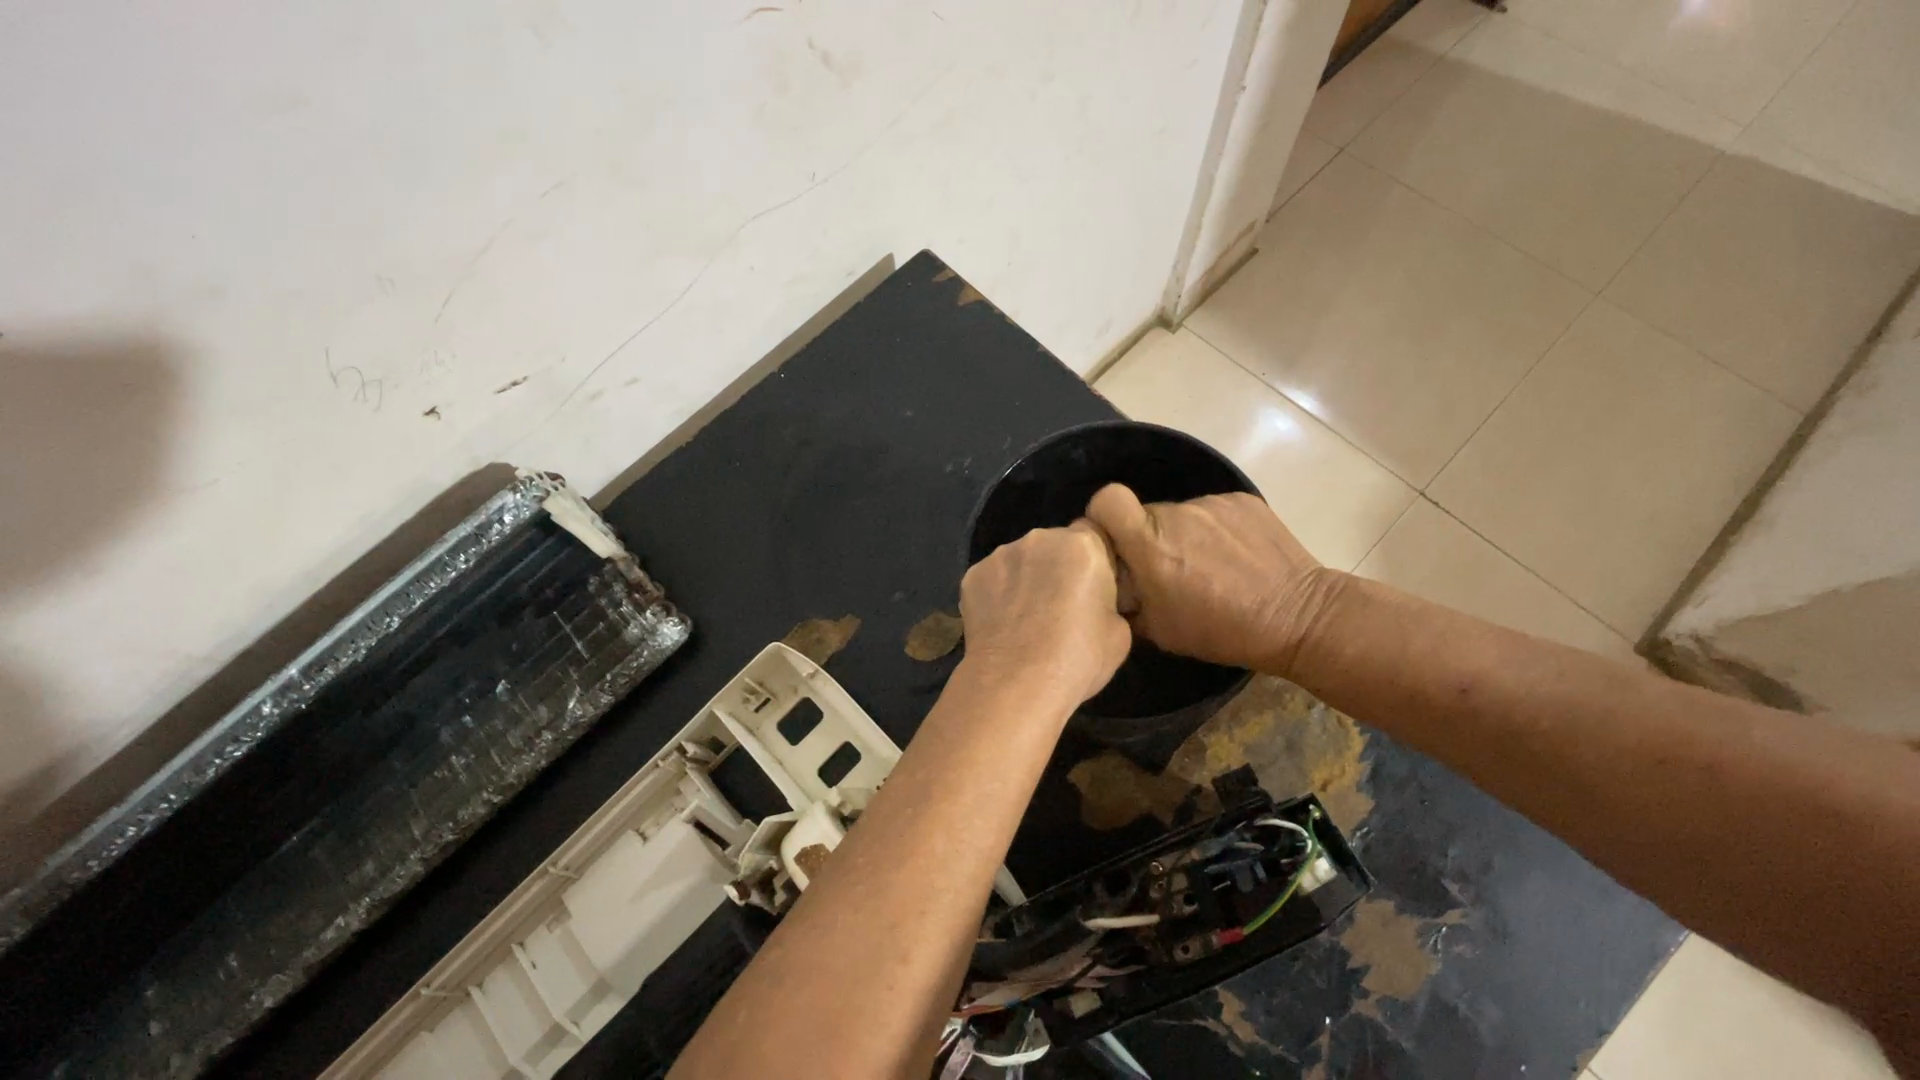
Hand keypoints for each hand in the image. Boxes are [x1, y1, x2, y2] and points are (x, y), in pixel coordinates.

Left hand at [959, 521, 1132, 706]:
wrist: (1016, 683)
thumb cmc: (1079, 657)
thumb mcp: (1120, 631)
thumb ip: (1108, 600)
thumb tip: (1094, 601)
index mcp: (1082, 545)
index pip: (1094, 536)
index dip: (1094, 562)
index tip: (1092, 588)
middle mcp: (1039, 538)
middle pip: (1054, 545)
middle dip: (1057, 567)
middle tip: (1058, 606)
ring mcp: (1000, 555)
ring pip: (1020, 560)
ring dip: (1025, 579)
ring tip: (1025, 619)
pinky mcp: (972, 575)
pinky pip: (993, 579)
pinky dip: (997, 594)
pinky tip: (1001, 624)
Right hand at [1084, 484, 1345, 675]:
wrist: (1299, 617)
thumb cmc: (1222, 631)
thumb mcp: (1159, 631)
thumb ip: (1127, 601)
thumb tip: (1114, 586)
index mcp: (1151, 546)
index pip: (1106, 501)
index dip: (1103, 517)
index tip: (1114, 542)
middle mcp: (1177, 514)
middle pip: (1143, 513)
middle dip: (1147, 538)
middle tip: (1167, 570)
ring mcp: (1212, 504)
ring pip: (1179, 514)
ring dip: (1182, 535)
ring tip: (1207, 567)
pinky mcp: (1242, 500)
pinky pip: (1212, 511)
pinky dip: (1214, 530)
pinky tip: (1233, 558)